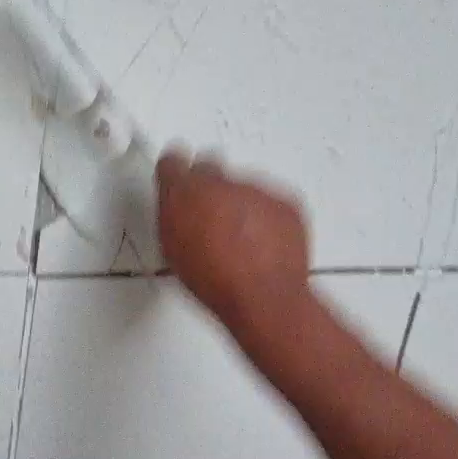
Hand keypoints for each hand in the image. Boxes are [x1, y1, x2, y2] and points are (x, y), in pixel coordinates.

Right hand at [155, 150, 314, 327]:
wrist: (261, 296)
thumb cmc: (215, 280)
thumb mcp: (173, 249)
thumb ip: (172, 215)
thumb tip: (175, 206)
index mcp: (182, 191)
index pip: (172, 162)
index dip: (175, 172)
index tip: (176, 178)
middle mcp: (219, 182)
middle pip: (210, 167)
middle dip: (208, 185)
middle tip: (209, 212)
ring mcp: (254, 189)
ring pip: (243, 184)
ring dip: (239, 202)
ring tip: (240, 237)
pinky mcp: (285, 201)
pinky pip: (271, 200)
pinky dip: (266, 215)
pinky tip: (261, 241)